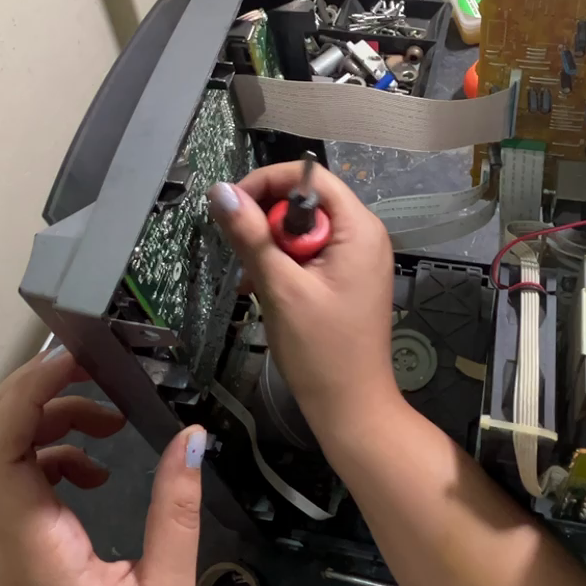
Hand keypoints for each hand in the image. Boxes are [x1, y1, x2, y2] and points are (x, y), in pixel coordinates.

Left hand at [0, 347, 206, 585]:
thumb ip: (176, 515)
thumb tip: (192, 438)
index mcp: (31, 549)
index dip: (26, 391)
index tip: (74, 357)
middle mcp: (2, 540)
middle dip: (33, 387)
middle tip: (92, 366)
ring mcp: (2, 545)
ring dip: (49, 417)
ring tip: (111, 418)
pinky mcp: (14, 550)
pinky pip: (16, 478)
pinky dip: (52, 451)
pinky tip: (97, 469)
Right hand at [207, 162, 401, 436]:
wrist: (352, 409)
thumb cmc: (321, 351)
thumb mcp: (280, 288)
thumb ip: (251, 236)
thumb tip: (221, 191)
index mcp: (358, 227)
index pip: (309, 176)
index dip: (266, 183)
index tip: (230, 208)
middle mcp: (364, 233)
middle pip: (306, 200)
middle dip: (268, 222)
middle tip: (242, 254)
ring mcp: (358, 257)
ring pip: (303, 229)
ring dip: (272, 248)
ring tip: (253, 281)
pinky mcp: (348, 277)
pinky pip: (311, 253)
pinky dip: (285, 265)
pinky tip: (265, 291)